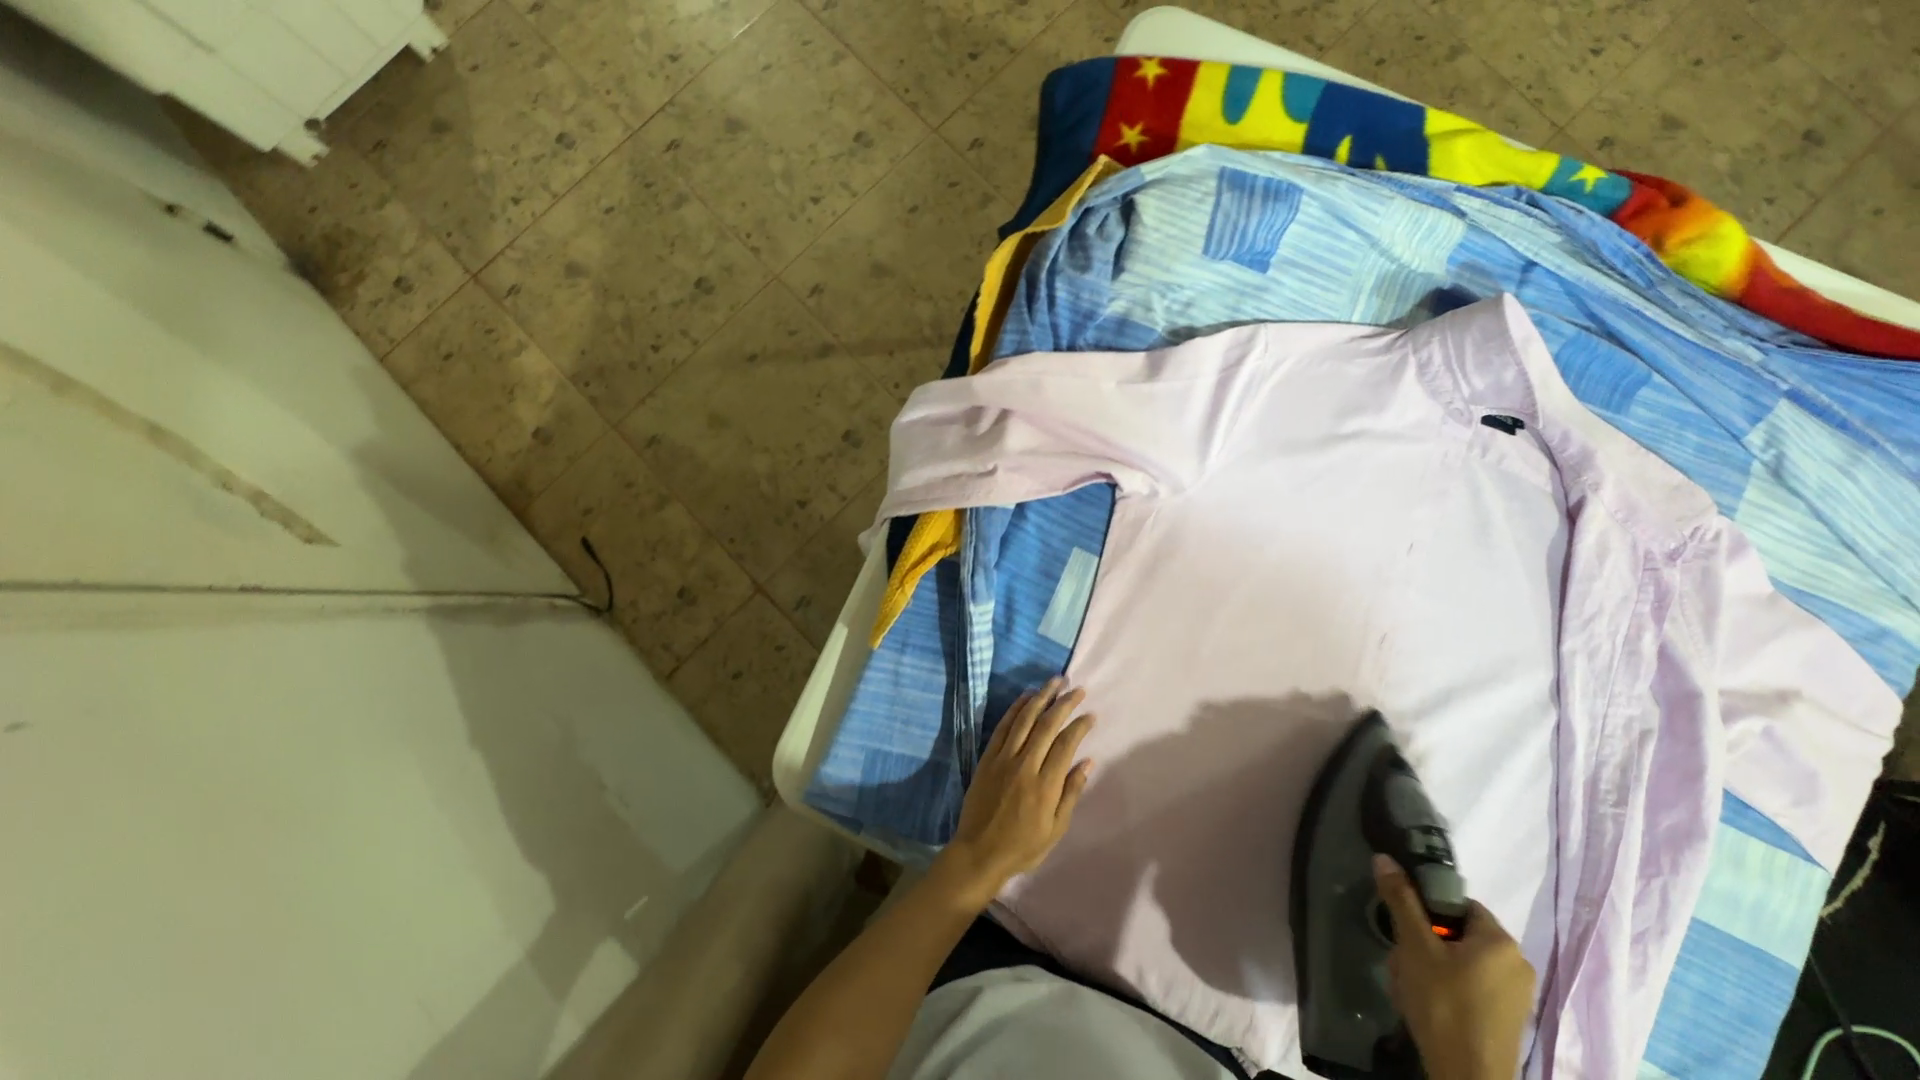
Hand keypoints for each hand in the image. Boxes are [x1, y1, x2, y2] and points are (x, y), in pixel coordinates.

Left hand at [933, 679, 1095, 907]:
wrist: (979, 853)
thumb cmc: (1023, 847)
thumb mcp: (1056, 828)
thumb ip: (1071, 792)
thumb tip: (1087, 761)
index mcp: (1045, 786)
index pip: (1066, 745)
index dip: (1080, 726)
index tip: (1091, 714)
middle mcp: (1024, 766)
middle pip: (1046, 725)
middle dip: (1063, 703)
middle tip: (1077, 688)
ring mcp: (1002, 760)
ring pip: (1023, 720)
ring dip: (1040, 697)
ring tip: (1054, 682)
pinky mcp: (987, 759)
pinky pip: (1002, 728)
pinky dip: (1015, 710)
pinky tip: (1025, 698)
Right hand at [1374, 854, 1534, 1079]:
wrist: (1468, 1075)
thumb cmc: (1443, 1004)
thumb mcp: (1415, 948)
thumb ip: (1401, 901)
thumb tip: (1385, 858)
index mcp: (1501, 940)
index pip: (1459, 905)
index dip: (1428, 911)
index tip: (1407, 930)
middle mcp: (1518, 962)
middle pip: (1462, 935)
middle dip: (1429, 943)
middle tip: (1406, 960)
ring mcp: (1519, 995)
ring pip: (1467, 963)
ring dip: (1437, 967)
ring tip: (1415, 987)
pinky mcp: (1512, 1020)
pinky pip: (1477, 989)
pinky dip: (1453, 990)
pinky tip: (1434, 1006)